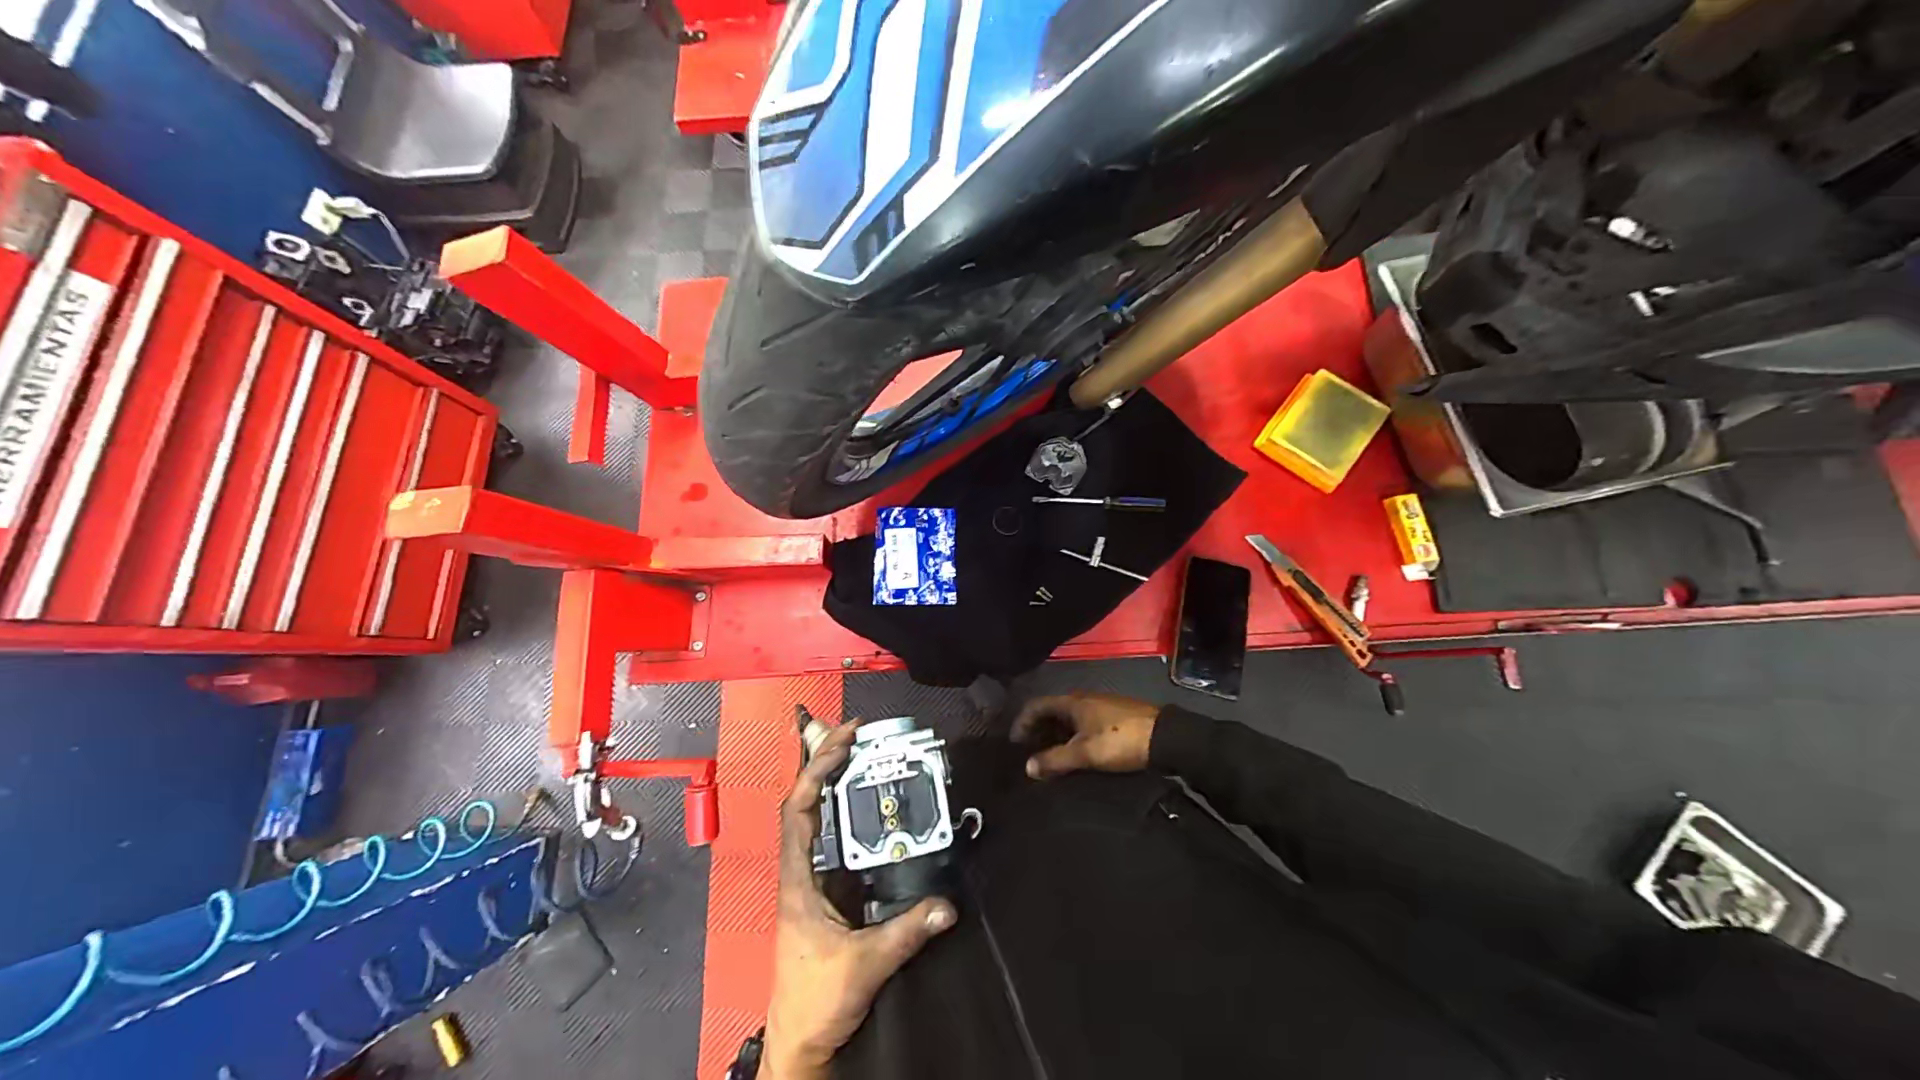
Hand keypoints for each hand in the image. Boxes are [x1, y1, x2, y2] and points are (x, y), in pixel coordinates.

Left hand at [763, 720, 957, 1079]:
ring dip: (837, 784)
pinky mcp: (831, 894)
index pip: (800, 808)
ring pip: (821, 820)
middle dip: (826, 762)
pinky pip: (840, 843)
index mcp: (798, 878)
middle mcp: (803, 871)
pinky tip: (874, 806)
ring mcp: (816, 881)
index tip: (844, 738)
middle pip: (807, 803)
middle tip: (856, 732)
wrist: (801, 1041)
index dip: (817, 768)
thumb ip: (905, 933)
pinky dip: (853, 817)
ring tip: (863, 755)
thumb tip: (946, 904)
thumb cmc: (814, 1000)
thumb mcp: (862, 965)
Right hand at [1011, 693, 1160, 779]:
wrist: (1166, 737)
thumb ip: (1054, 760)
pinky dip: (1071, 736)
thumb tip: (1028, 767)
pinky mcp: (1113, 716)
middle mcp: (1082, 698)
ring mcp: (1099, 706)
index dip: (1021, 722)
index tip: (1014, 744)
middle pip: (1051, 711)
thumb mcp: (1084, 753)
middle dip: (1037, 730)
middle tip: (1029, 753)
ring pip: (1067, 718)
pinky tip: (1075, 753)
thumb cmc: (1119, 741)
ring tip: (1049, 757)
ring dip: (1055, 735)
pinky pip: (1082, 723)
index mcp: (1071, 701)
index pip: (1035, 705)